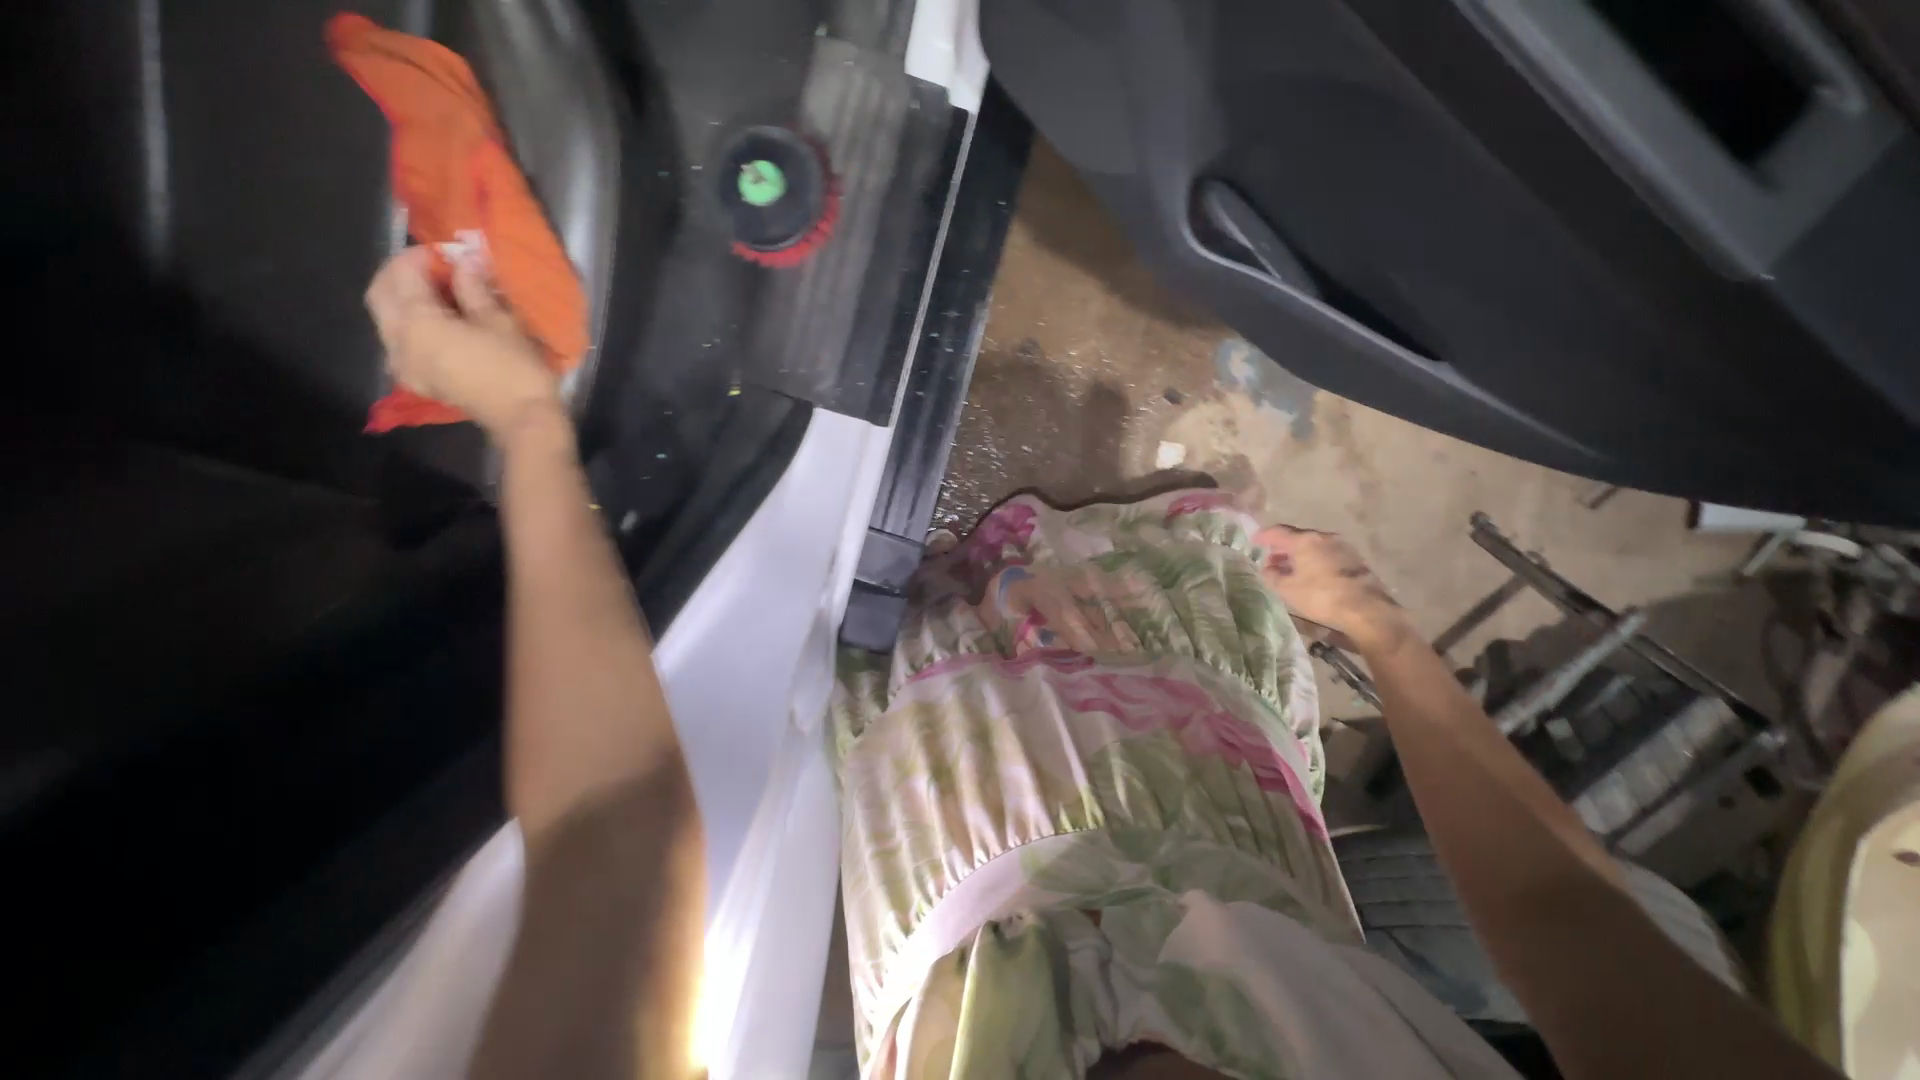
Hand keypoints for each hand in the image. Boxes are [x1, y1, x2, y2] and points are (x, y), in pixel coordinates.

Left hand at [365, 246, 561, 439]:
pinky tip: (440, 321)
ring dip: (405, 299)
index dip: (422, 256)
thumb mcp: (499, 321)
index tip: (449, 250)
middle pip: (381, 295)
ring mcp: (404, 364)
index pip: (403, 275)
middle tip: (434, 266)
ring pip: (387, 319)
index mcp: (416, 323)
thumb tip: (465, 264)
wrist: (524, 419)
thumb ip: (474, 288)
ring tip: (440, 292)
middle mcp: (398, 342)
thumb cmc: (515, 368)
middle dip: (401, 274)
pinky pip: (401, 341)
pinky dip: (412, 323)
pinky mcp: (417, 379)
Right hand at [1254, 524, 1410, 651]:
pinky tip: (1312, 575)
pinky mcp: (1355, 560)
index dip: (1264, 536)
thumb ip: (1272, 576)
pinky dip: (1315, 561)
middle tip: (1272, 560)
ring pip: (1315, 546)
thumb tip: (1266, 568)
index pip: (1279, 532)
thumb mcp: (1287, 589)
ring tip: (1291, 569)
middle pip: (1298, 537)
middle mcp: (1325, 537)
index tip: (1254, 541)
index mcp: (1305, 540)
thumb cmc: (1320, 596)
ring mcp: (1343, 547)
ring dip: (1300, 555)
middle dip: (1283, 548)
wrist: (1365, 609)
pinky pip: (1328, 555)